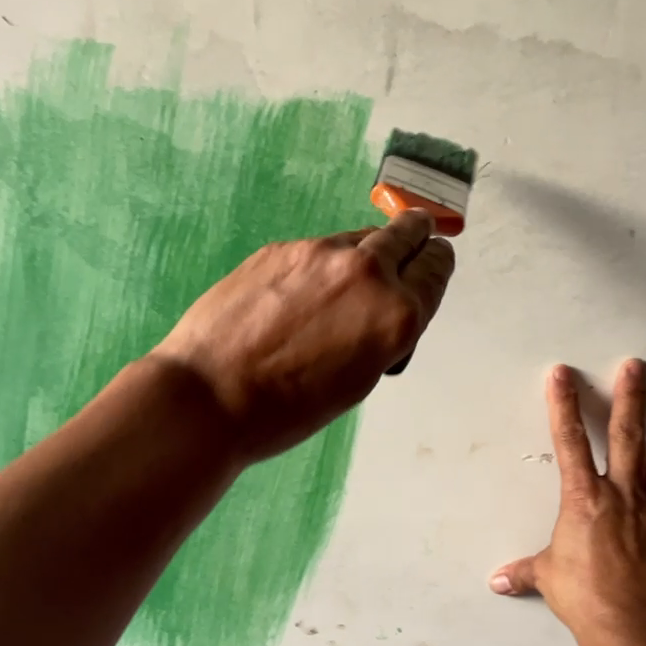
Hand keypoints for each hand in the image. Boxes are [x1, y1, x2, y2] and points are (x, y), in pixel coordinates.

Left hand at [148, 209, 454, 461]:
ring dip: (360, 258)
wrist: (208, 396)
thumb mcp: (357, 383)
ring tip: (333, 295)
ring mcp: (319, 253)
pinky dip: (316, 268)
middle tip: (402, 255)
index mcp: (396, 314)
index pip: (437, 267)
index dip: (433, 270)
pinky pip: (316, 251)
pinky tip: (290, 301)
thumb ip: (383, 334)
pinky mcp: (279, 249)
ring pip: (358, 239)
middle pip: (407, 232)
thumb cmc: (286, 412)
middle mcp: (366, 272)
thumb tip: (381, 308)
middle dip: (410, 243)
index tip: (426, 271)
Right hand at [490, 359, 645, 638]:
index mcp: (583, 499)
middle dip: (629, 398)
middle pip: (627, 437)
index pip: (570, 442)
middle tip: (636, 369)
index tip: (563, 376)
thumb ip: (525, 571)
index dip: (564, 406)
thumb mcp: (546, 576)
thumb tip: (500, 581)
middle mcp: (621, 497)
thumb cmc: (584, 595)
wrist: (631, 623)